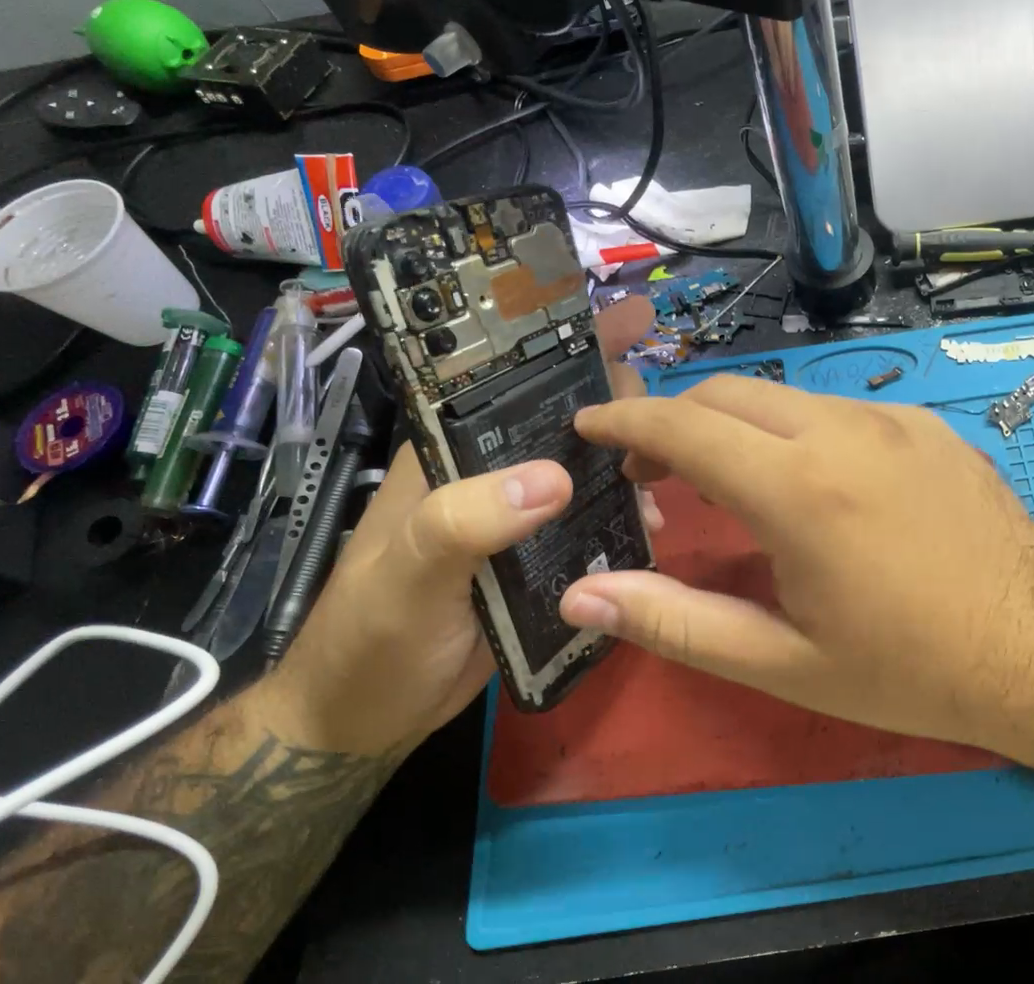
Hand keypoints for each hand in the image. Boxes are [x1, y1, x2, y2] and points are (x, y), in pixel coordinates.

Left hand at [256, 296, 659, 755]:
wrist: (366, 717)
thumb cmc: (370, 637)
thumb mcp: (407, 575)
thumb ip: (466, 523)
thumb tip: (556, 478)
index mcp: (452, 455)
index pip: (513, 378)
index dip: (568, 339)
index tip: (633, 315)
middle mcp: (491, 475)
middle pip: (564, 416)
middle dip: (618, 404)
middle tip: (663, 423)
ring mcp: (519, 519)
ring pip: (589, 470)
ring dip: (632, 466)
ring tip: (667, 482)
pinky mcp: (541, 561)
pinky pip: (594, 523)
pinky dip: (628, 518)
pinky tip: (654, 531)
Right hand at [560, 375, 1033, 751]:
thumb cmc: (908, 669)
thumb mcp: (784, 661)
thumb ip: (676, 622)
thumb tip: (582, 594)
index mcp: (798, 487)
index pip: (685, 426)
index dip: (625, 421)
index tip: (588, 426)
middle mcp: (844, 430)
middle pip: (730, 395)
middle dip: (675, 419)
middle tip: (650, 471)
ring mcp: (896, 420)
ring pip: (788, 398)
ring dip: (739, 425)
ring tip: (727, 481)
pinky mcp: (932, 426)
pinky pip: (844, 412)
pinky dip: (801, 431)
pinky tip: (814, 484)